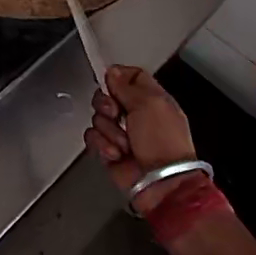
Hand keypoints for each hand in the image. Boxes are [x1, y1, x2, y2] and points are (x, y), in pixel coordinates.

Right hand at [85, 65, 196, 212]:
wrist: (161, 183)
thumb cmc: (163, 142)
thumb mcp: (149, 104)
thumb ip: (127, 86)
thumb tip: (112, 71)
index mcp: (152, 99)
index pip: (131, 76)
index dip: (118, 77)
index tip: (111, 84)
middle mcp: (136, 114)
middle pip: (107, 96)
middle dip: (106, 105)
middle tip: (116, 115)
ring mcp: (122, 133)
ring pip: (98, 118)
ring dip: (109, 131)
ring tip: (125, 145)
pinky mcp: (109, 150)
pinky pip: (93, 138)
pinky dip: (102, 146)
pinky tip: (116, 154)